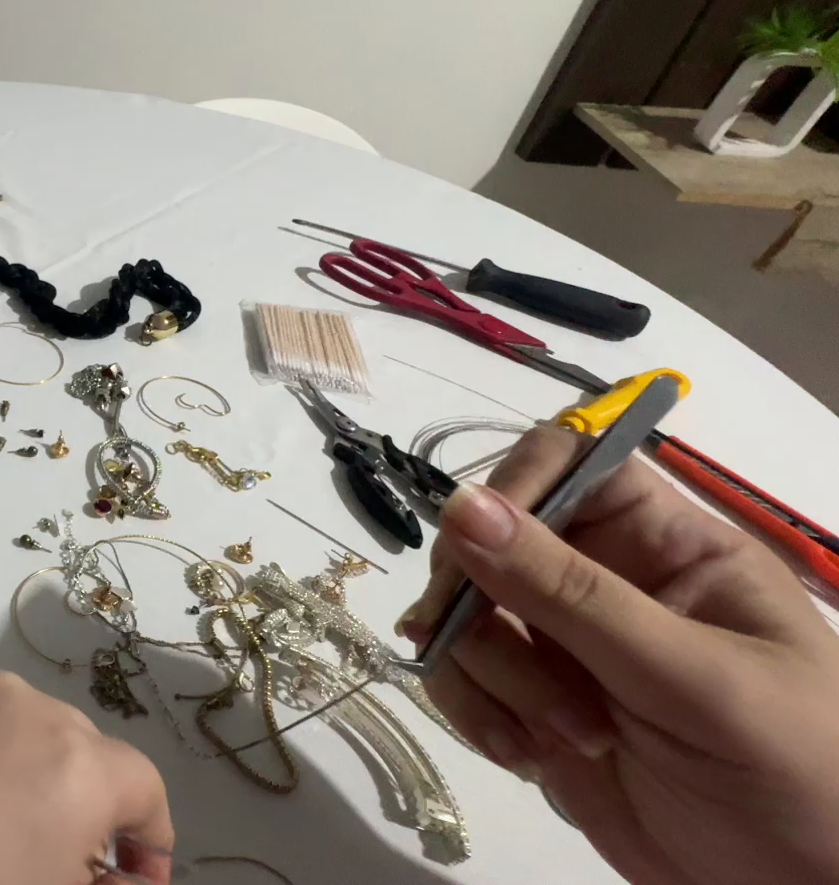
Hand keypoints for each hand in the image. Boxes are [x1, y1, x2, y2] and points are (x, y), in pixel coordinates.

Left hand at [0, 671, 173, 884]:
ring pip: (15, 721)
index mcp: (75, 761)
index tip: (130, 878)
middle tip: (53, 855)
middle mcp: (23, 702)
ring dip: (19, 764)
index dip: (148, 838)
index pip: (143, 785)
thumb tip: (119, 877)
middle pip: (79, 746)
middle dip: (81, 799)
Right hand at [398, 424, 838, 884]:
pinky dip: (469, 708)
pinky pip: (449, 667)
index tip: (479, 544)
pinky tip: (521, 752)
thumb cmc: (803, 787)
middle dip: (486, 608)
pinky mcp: (516, 688)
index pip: (564, 464)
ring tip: (570, 736)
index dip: (514, 487)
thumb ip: (571, 592)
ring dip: (490, 675)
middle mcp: (597, 577)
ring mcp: (551, 635)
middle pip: (482, 540)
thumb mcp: (695, 684)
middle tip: (522, 669)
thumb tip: (457, 502)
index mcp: (665, 549)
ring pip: (456, 609)